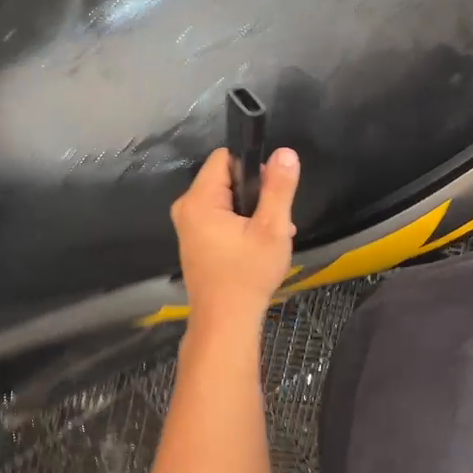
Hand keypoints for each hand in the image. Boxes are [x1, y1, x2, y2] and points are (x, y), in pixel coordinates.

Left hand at [171, 147, 300, 324]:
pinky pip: (221, 217)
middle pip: (226, 178)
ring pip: (227, 199)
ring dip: (252, 211)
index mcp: (199, 201)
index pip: (224, 158)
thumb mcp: (272, 228)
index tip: (272, 190)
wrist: (226, 320)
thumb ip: (279, 188)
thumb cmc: (248, 274)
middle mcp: (187, 208)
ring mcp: (189, 226)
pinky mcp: (196, 241)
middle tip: (275, 218)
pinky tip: (258, 244)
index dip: (253, 167)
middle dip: (255, 192)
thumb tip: (285, 153)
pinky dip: (241, 224)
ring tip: (270, 234)